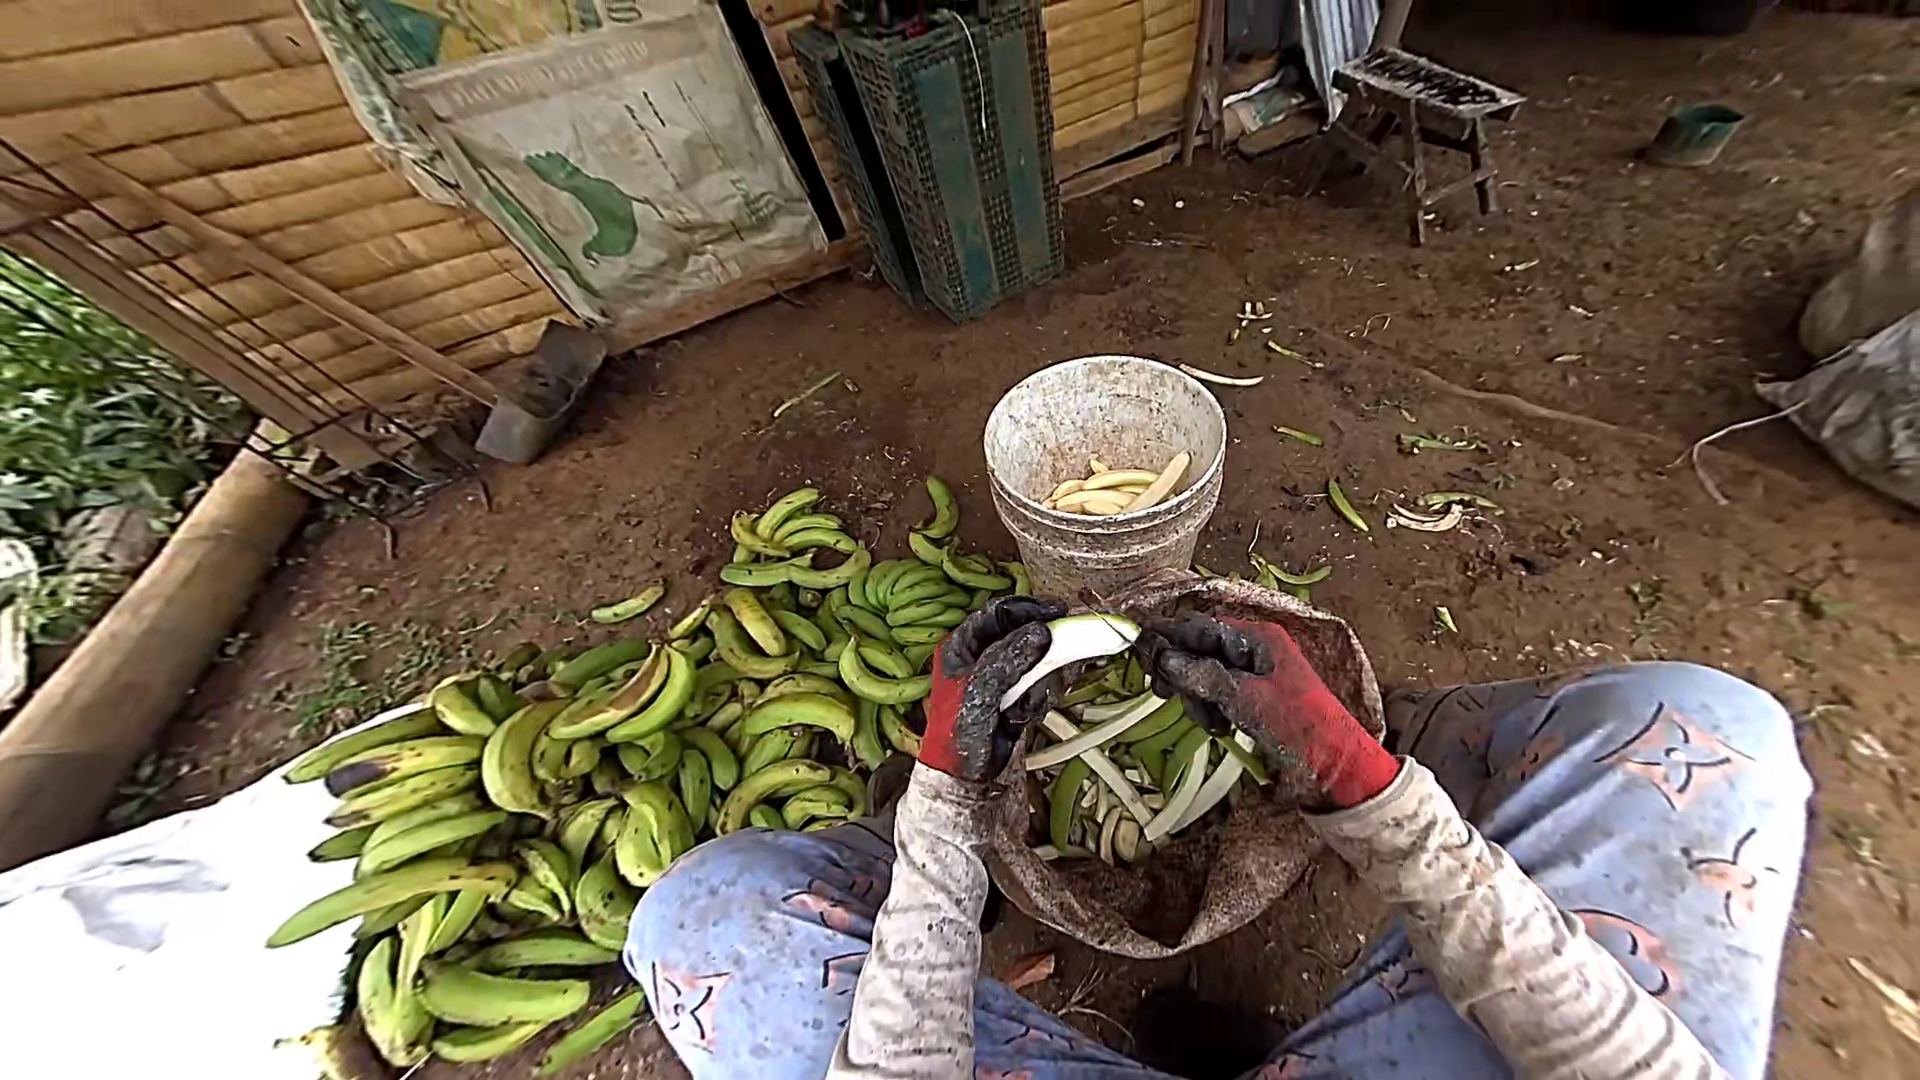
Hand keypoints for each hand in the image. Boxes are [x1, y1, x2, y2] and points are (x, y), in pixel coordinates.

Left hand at [921, 597, 1068, 782]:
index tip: (1056, 611)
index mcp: (962, 645)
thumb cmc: (958, 730)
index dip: (1027, 609)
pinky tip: (1024, 714)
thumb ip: (1009, 657)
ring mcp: (1002, 676)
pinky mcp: (1018, 696)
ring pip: (1037, 660)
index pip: (997, 613)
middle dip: (1045, 641)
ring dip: (1042, 676)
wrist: (964, 777)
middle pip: (1022, 633)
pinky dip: (1040, 697)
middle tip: (1069, 640)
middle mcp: (982, 655)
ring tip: (1030, 698)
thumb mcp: (980, 688)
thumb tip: (1041, 631)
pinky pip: (1041, 685)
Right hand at [1134, 614, 1397, 809]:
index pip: (1198, 627)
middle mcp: (1250, 649)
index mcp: (1256, 638)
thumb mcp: (1247, 699)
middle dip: (1180, 672)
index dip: (1168, 638)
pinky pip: (1214, 692)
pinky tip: (1217, 726)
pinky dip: (1207, 708)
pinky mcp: (1249, 696)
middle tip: (1162, 694)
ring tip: (1209, 722)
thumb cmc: (1298, 727)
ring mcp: (1250, 673)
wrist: (1338, 769)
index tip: (1141, 653)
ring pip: (1201, 672)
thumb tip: (1164, 659)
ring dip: (1195, 696)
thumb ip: (1203, 675)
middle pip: (1196, 648)